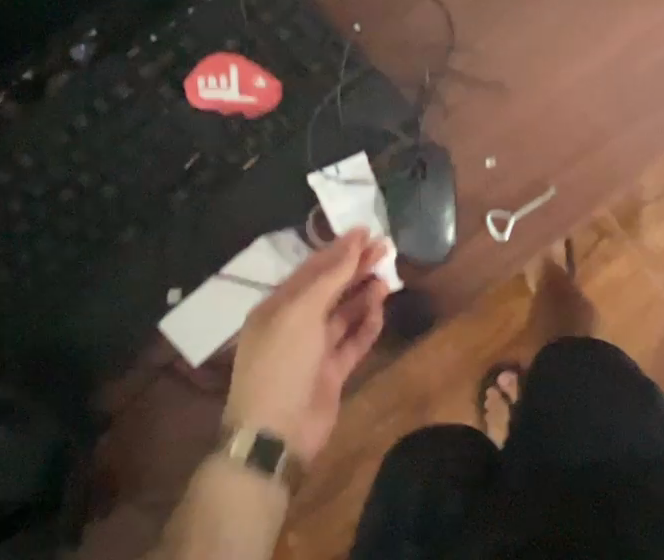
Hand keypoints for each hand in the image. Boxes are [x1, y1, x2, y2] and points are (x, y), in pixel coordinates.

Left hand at [225, 230, 390, 460]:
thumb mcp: (301, 312)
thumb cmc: (281, 363)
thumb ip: (330, 276)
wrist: (276, 433)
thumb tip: (354, 240)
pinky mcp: (332, 371)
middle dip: (356, 267)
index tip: (367, 231)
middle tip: (386, 248)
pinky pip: (354, 340)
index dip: (339, 249)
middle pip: (330, 288)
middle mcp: (293, 325)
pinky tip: (381, 309)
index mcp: (276, 308)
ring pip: (344, 313)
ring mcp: (313, 350)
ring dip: (364, 294)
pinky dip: (368, 324)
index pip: (311, 270)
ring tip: (388, 277)